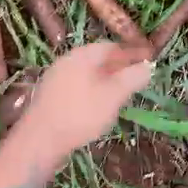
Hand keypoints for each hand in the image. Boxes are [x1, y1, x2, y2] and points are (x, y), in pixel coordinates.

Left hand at [10, 42, 152, 158]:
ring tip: (122, 93)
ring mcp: (55, 79)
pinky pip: (77, 87)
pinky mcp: (50, 97)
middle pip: (97, 59)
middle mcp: (66, 62)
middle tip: (138, 77)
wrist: (38, 141)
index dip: (132, 52)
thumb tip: (148, 66)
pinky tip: (99, 106)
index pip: (111, 46)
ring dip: (107, 80)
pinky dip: (93, 91)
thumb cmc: (80, 114)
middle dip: (120, 66)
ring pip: (87, 74)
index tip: (149, 60)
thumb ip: (132, 79)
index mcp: (82, 56)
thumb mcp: (113, 96)